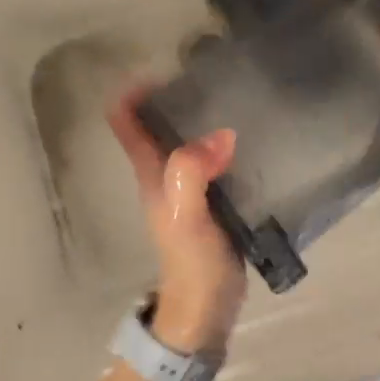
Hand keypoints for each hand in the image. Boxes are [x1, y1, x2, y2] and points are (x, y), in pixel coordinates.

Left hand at [107, 91, 245, 352]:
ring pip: (186, 139)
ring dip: (202, 116)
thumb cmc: (192, 265)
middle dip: (176, 94)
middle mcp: (165, 174)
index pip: (125, 120)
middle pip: (157, 122)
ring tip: (238, 94)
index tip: (167, 68)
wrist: (206, 312)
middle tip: (214, 73)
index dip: (135, 90)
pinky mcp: (214, 201)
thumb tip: (221, 135)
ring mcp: (189, 188)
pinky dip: (225, 142)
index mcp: (151, 173)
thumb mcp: (188, 218)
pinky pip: (213, 160)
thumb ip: (193, 175)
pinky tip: (254, 135)